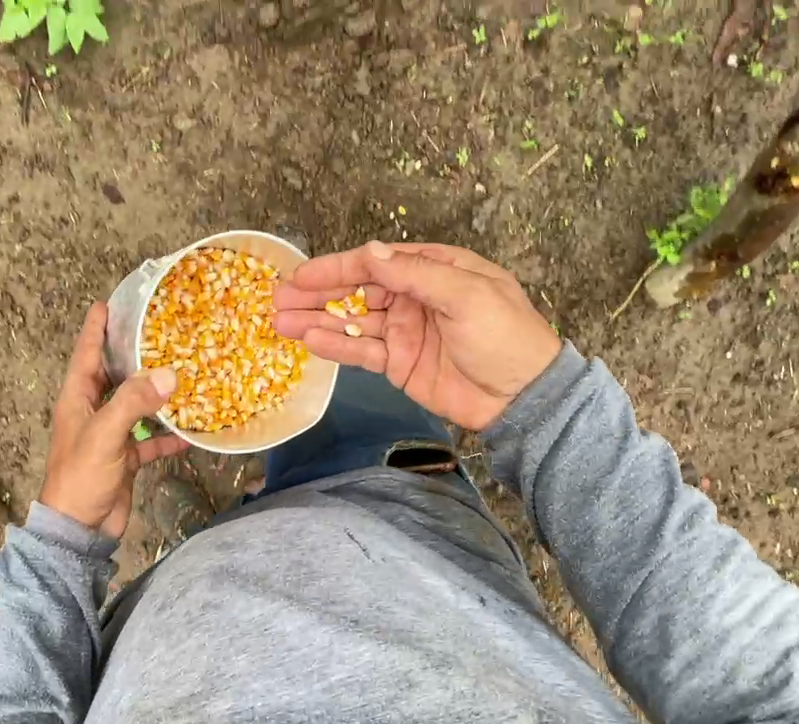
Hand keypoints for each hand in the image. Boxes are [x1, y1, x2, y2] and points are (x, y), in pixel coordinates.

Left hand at [38, 303, 187, 537]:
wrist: (79, 528)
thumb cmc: (81, 477)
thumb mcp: (105, 435)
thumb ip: (133, 403)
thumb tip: (168, 375)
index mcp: (77, 400)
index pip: (86, 354)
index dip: (96, 329)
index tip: (108, 303)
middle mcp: (92, 412)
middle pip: (113, 376)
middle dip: (132, 355)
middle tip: (157, 331)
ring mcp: (110, 436)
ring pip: (136, 407)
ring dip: (156, 395)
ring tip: (182, 373)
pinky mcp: (125, 459)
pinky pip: (150, 441)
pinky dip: (168, 438)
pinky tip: (191, 433)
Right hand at [273, 241, 562, 430]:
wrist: (520, 397)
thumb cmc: (504, 337)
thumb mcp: (466, 296)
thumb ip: (416, 274)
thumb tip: (371, 253)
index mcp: (435, 270)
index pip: (377, 263)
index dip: (338, 267)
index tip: (302, 274)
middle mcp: (414, 298)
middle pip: (357, 291)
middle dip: (317, 294)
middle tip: (278, 297)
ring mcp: (404, 333)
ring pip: (352, 323)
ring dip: (317, 321)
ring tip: (280, 321)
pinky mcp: (398, 365)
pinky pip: (360, 353)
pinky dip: (335, 347)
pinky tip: (308, 342)